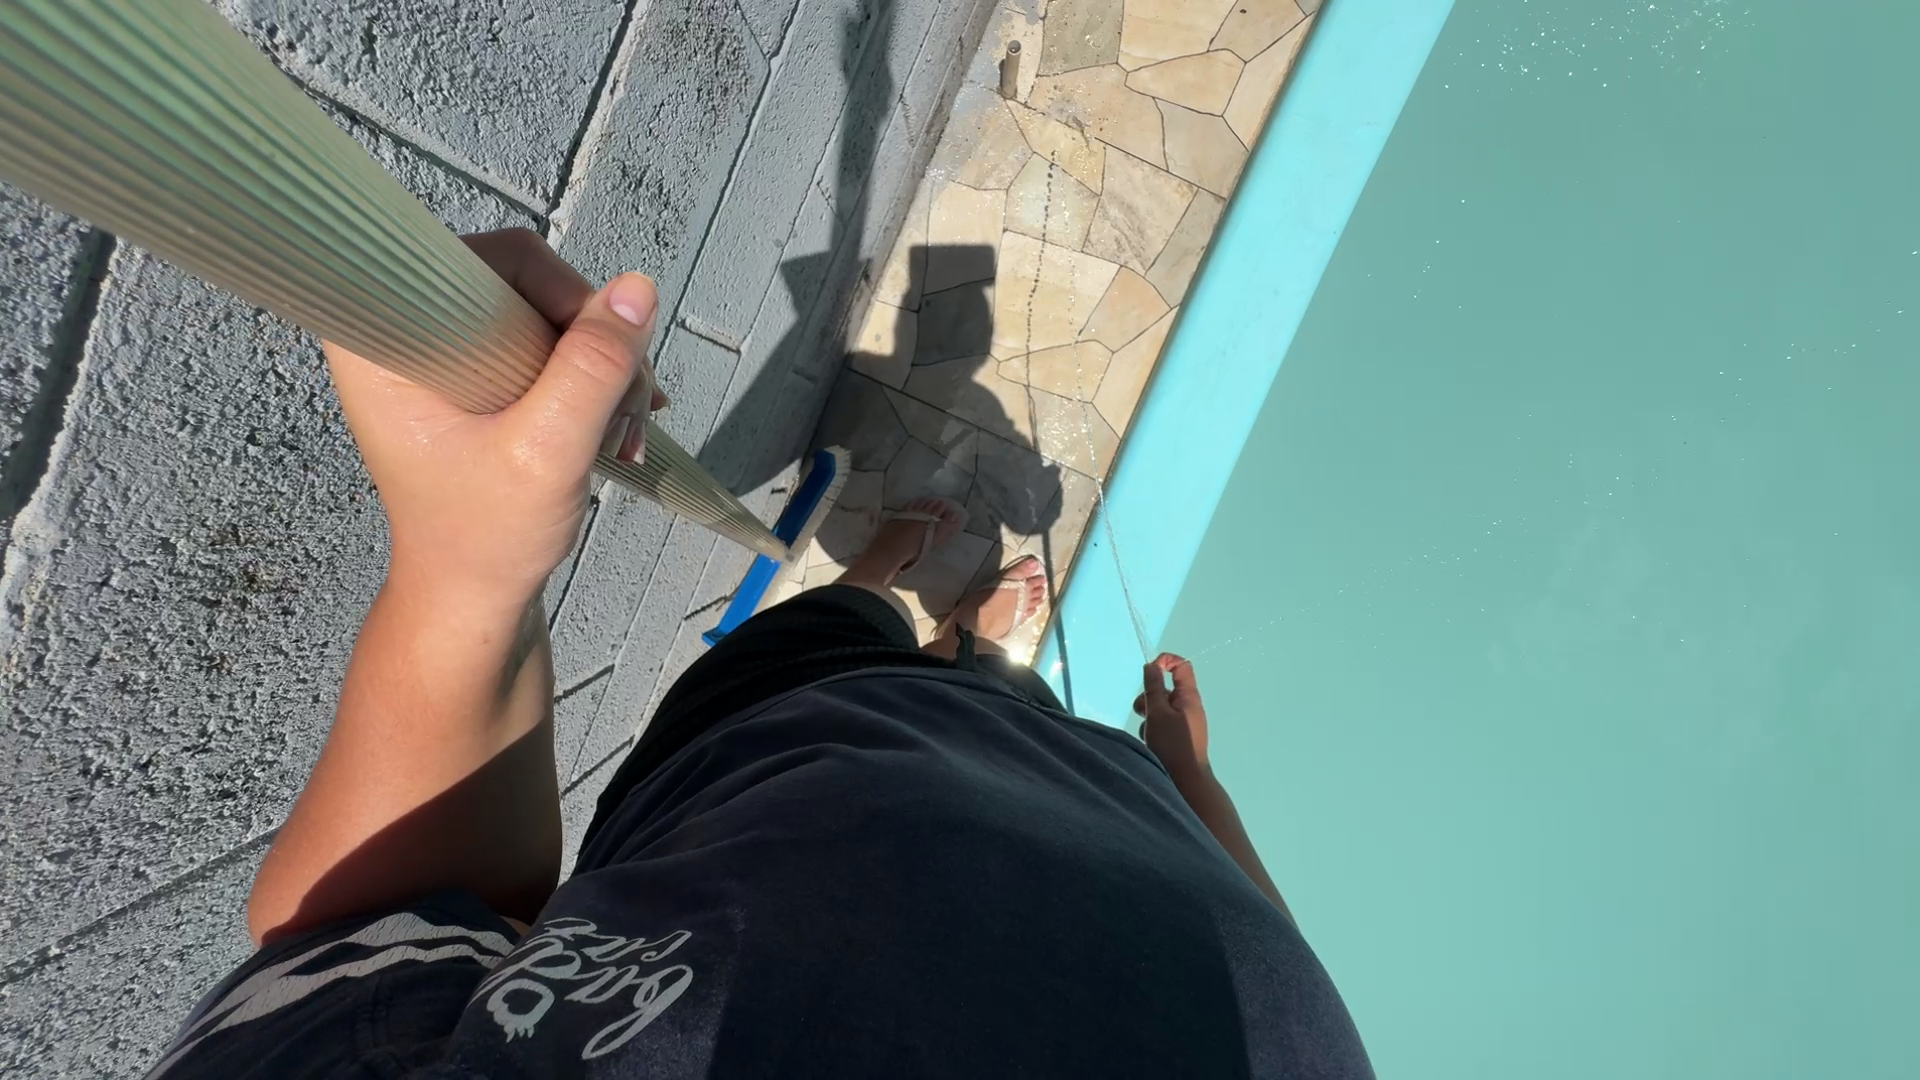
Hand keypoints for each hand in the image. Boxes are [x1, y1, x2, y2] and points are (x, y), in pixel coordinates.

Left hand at [323, 228, 665, 605]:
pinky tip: (621, 429)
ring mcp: (457, 353)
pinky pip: (559, 351)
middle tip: (629, 412)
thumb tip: (640, 287)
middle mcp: (419, 328)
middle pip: (536, 289)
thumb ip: (592, 370)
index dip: (562, 297)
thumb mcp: (548, 451)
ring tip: (625, 436)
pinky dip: (601, 387)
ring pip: (558, 322)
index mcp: (392, 333)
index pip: (494, 261)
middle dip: (598, 348)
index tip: (601, 360)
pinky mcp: (486, 377)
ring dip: (610, 375)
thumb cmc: (489, 533)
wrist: (479, 590)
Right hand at [1135, 652, 1209, 775]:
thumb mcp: (1158, 712)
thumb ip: (1153, 687)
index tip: (1149, 672)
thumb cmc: (1173, 745)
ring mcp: (1182, 722)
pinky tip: (1150, 742)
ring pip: (1159, 707)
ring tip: (1147, 732)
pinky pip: (1160, 723)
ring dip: (1148, 715)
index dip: (1165, 662)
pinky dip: (1152, 729)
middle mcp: (1187, 707)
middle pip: (1165, 687)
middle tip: (1143, 712)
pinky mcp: (1176, 736)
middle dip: (1148, 696)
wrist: (1185, 782)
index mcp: (1189, 696)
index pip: (1181, 665)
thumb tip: (1151, 666)